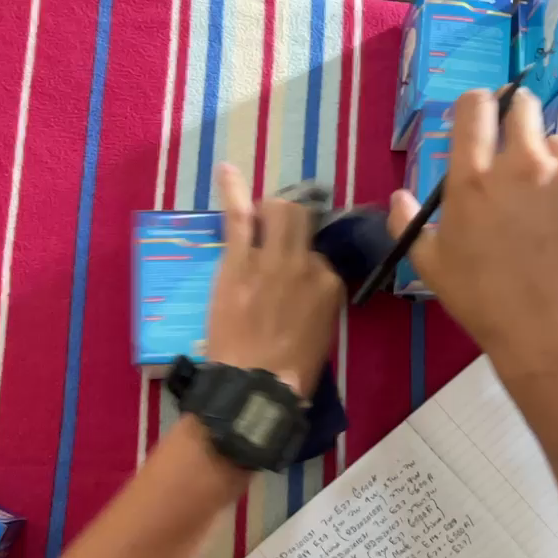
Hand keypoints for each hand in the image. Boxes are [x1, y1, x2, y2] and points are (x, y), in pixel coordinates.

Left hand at [207, 163, 342, 397]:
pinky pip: (240, 217)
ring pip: (279, 211)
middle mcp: (306, 264)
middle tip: (278, 229)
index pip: (319, 255)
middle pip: (303, 221)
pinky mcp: (239, 263)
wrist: (254, 386)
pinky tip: (226, 171)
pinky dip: (233, 191)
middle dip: (291, 220)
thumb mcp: (320, 338)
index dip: (303, 259)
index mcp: (330, 285)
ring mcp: (273, 259)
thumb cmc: (289, 375)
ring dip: (270, 208)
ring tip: (261, 210)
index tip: (291, 273)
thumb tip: (303, 292)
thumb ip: (316, 305)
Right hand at [389, 88, 557, 394]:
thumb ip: (409, 223)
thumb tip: (401, 196)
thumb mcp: (430, 265)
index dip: (477, 106)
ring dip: (553, 165)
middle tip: (518, 155)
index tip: (481, 118)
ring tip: (549, 206)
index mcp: (474, 180)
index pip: (476, 108)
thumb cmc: (482, 301)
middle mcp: (524, 166)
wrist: (551, 333)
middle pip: (524, 109)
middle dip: (518, 121)